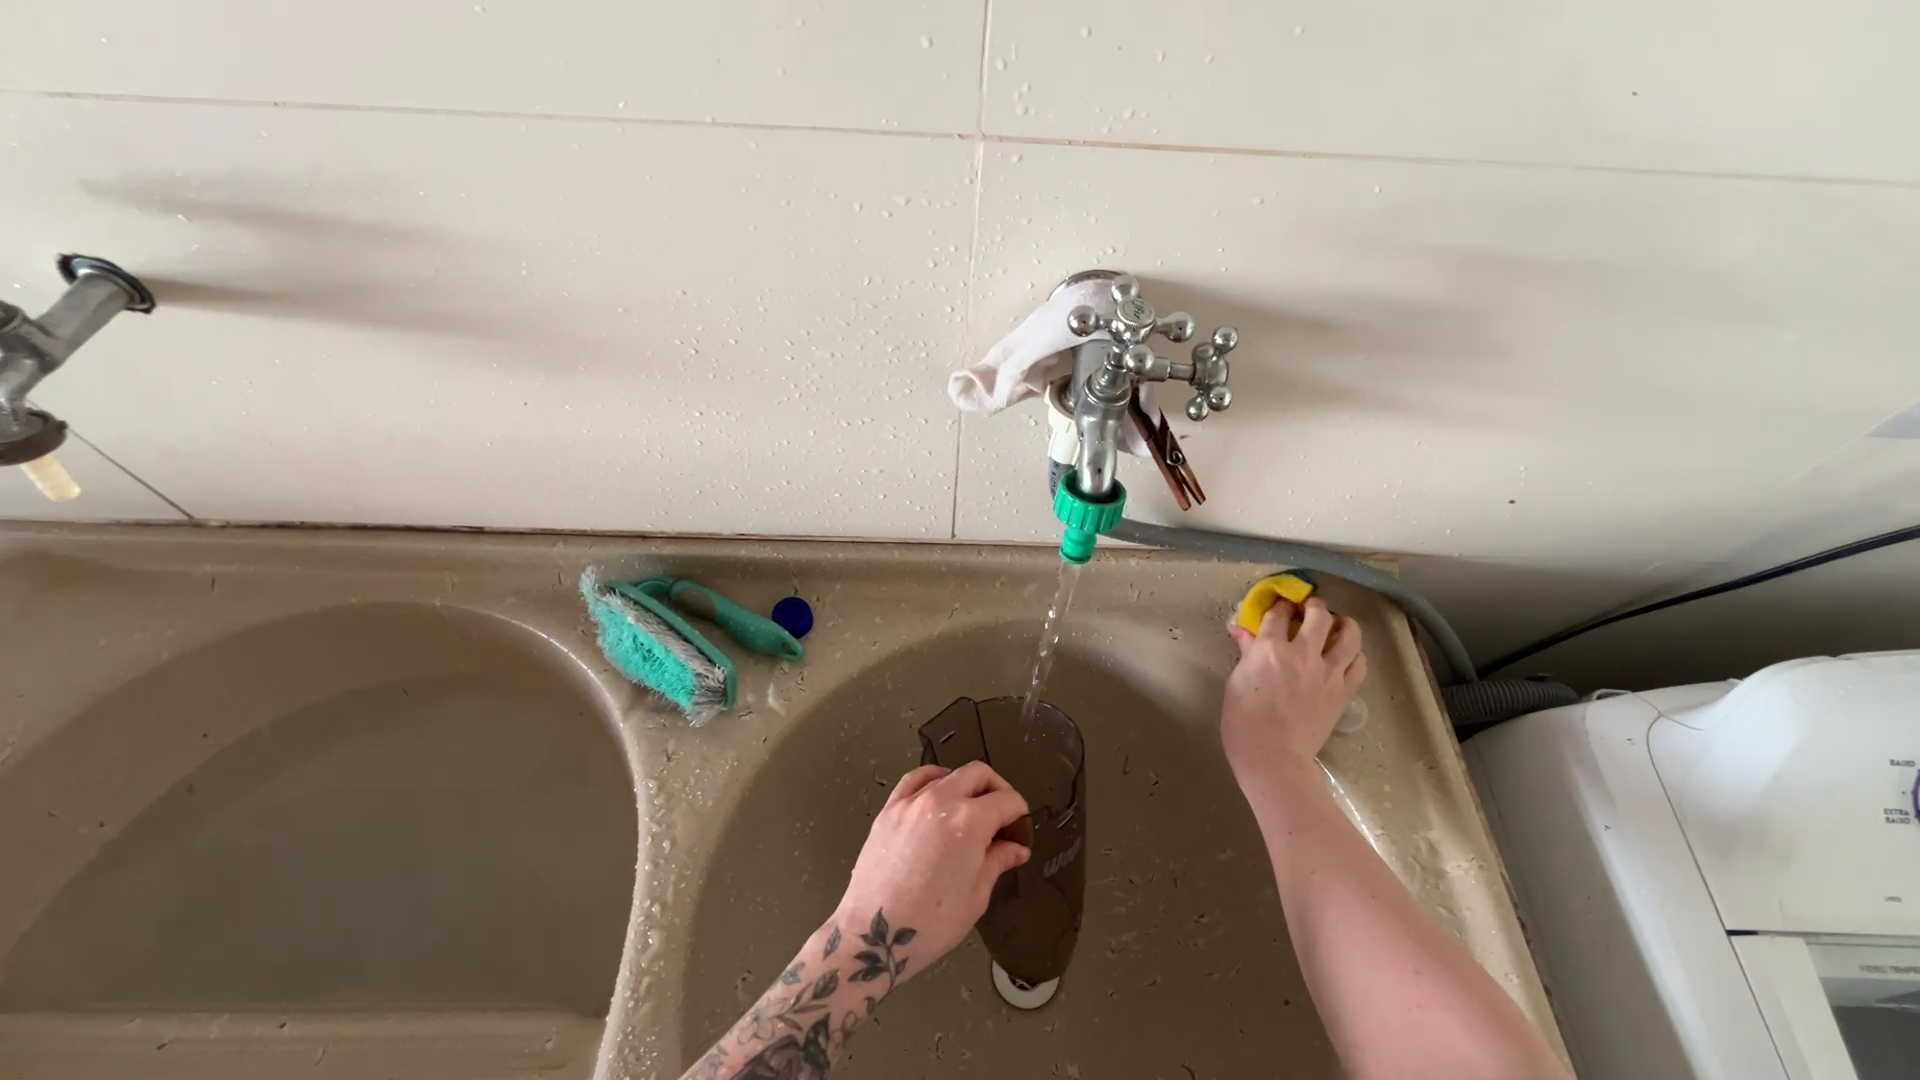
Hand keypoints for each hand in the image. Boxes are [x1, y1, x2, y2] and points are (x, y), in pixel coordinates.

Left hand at [833, 762, 1031, 981]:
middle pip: (979, 774)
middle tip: (1003, 813)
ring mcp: (911, 802)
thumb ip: (996, 862)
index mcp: (970, 822)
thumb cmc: (929, 923)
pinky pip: (914, 780)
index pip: (1006, 801)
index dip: (1020, 814)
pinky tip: (939, 791)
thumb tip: (1014, 849)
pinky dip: (933, 779)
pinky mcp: (889, 810)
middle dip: (998, 789)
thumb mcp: (976, 896)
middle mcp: (941, 802)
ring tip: (973, 807)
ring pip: (948, 774)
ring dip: (966, 784)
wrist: (875, 935)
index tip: (1020, 829)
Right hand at [1221, 597, 1367, 781]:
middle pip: (1318, 615)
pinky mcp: (1343, 691)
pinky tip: (1348, 654)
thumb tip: (1241, 631)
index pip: (1278, 615)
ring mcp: (1327, 672)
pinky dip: (1355, 654)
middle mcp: (1303, 654)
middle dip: (1314, 606)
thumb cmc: (1243, 721)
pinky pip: (1359, 663)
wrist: (1272, 756)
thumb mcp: (1237, 681)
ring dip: (1344, 623)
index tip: (1280, 607)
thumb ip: (1246, 653)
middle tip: (1311, 607)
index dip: (1279, 606)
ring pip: (1348, 634)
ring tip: (1338, 622)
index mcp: (1270, 649)